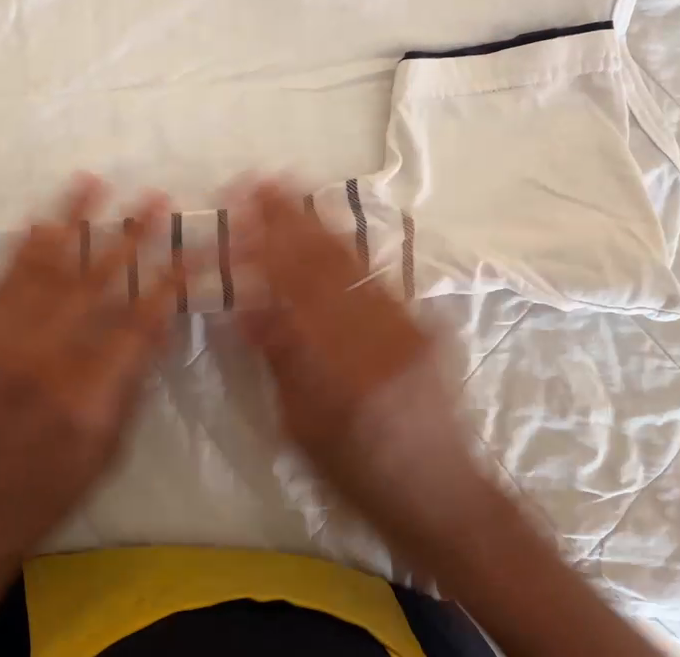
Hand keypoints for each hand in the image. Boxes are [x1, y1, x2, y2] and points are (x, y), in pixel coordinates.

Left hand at [0, 175, 178, 565]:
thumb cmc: (45, 492)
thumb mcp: (106, 452)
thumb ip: (129, 386)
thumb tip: (155, 330)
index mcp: (88, 395)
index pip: (142, 321)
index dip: (173, 280)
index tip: (195, 248)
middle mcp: (45, 359)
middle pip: (98, 282)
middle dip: (131, 236)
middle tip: (155, 197)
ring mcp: (2, 341)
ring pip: (46, 269)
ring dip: (73, 221)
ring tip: (94, 182)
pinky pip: (1, 281)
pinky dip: (23, 248)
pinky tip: (41, 220)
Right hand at [228, 177, 487, 550]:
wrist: (444, 497)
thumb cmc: (358, 474)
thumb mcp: (302, 427)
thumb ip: (277, 361)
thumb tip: (241, 304)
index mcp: (336, 363)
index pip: (288, 290)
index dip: (260, 247)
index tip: (234, 216)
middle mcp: (374, 335)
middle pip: (322, 265)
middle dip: (287, 219)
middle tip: (258, 182)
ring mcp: (403, 326)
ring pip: (353, 263)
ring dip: (317, 220)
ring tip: (290, 187)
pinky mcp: (423, 326)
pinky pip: (381, 276)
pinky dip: (352, 245)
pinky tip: (335, 224)